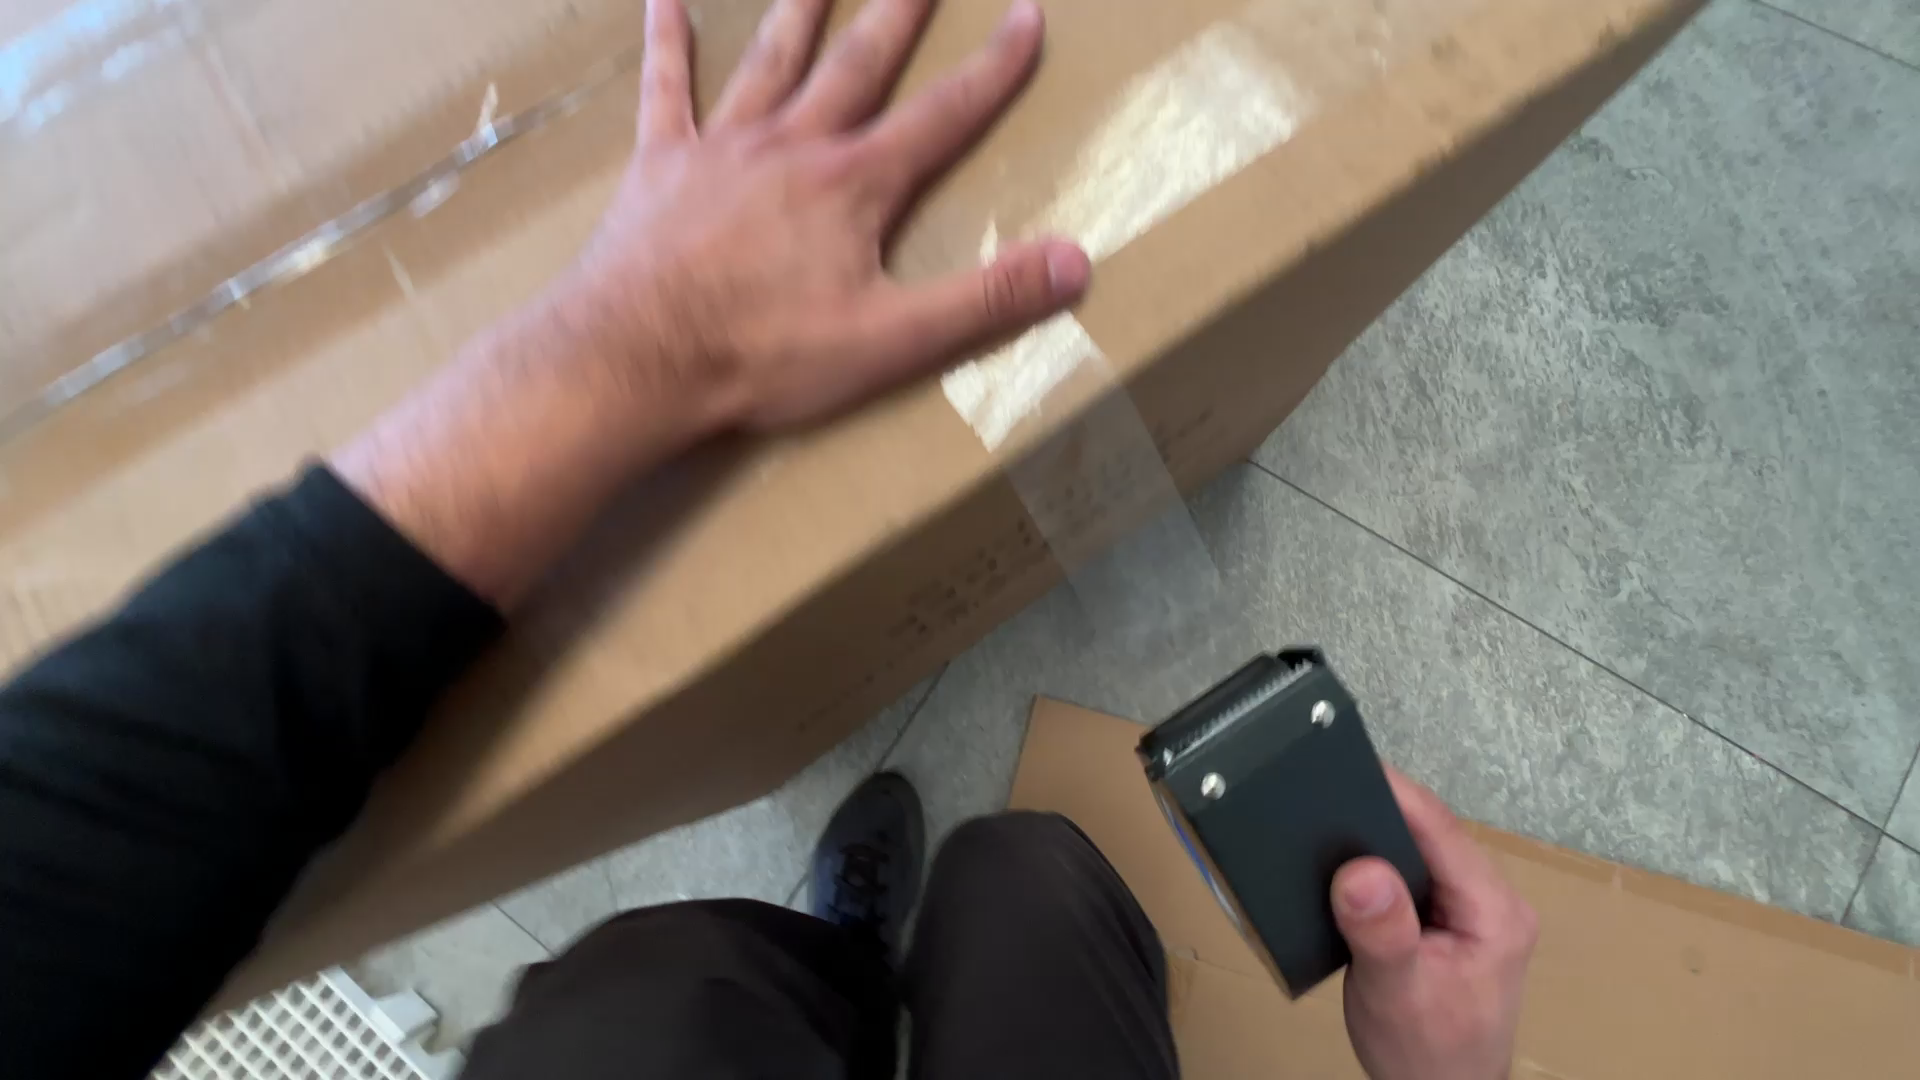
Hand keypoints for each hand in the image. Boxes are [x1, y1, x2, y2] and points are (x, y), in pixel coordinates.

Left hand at [556, 0, 1090, 435]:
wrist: (642, 360)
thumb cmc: (769, 355)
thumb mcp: (894, 340)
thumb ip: (985, 300)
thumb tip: (1076, 263)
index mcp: (855, 187)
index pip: (942, 118)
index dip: (991, 72)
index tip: (1025, 18)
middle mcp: (794, 147)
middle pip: (858, 63)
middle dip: (898, 10)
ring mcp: (723, 150)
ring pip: (773, 60)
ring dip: (802, 7)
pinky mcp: (662, 169)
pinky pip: (666, 90)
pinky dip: (669, 43)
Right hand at [1332, 770, 1537, 1079]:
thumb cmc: (1425, 1054)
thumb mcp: (1398, 995)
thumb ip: (1383, 934)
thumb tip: (1359, 872)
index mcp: (1492, 910)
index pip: (1437, 826)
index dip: (1389, 788)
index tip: (1334, 759)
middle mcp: (1487, 897)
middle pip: (1424, 826)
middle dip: (1370, 802)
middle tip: (1311, 784)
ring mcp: (1465, 904)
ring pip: (1412, 842)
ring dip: (1367, 828)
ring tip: (1315, 811)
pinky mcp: (1441, 912)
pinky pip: (1403, 863)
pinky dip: (1368, 853)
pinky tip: (1335, 854)